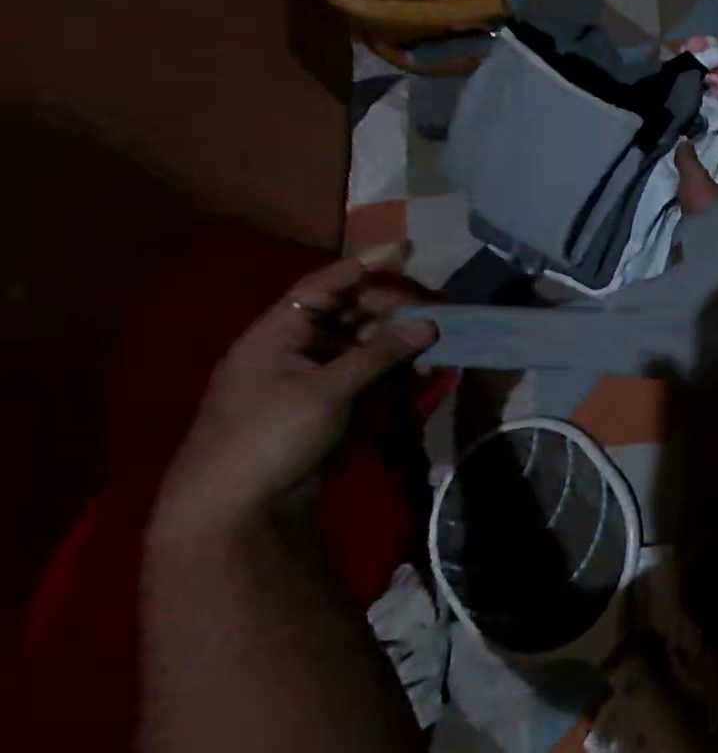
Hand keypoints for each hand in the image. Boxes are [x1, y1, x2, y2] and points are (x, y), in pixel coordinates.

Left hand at [155, 247, 438, 529]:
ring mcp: (315, 376)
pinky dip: (398, 365)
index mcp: (276, 336)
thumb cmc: (270, 435)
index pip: (322, 287)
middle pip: (348, 312)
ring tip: (440, 331)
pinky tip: (425, 363)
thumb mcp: (326, 391)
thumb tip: (430, 323)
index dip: (362, 266)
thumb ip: (379, 354)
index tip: (404, 249)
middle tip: (437, 305)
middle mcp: (295, 348)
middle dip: (392, 304)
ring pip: (365, 342)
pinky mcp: (333, 402)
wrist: (242, 502)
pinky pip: (372, 371)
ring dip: (400, 335)